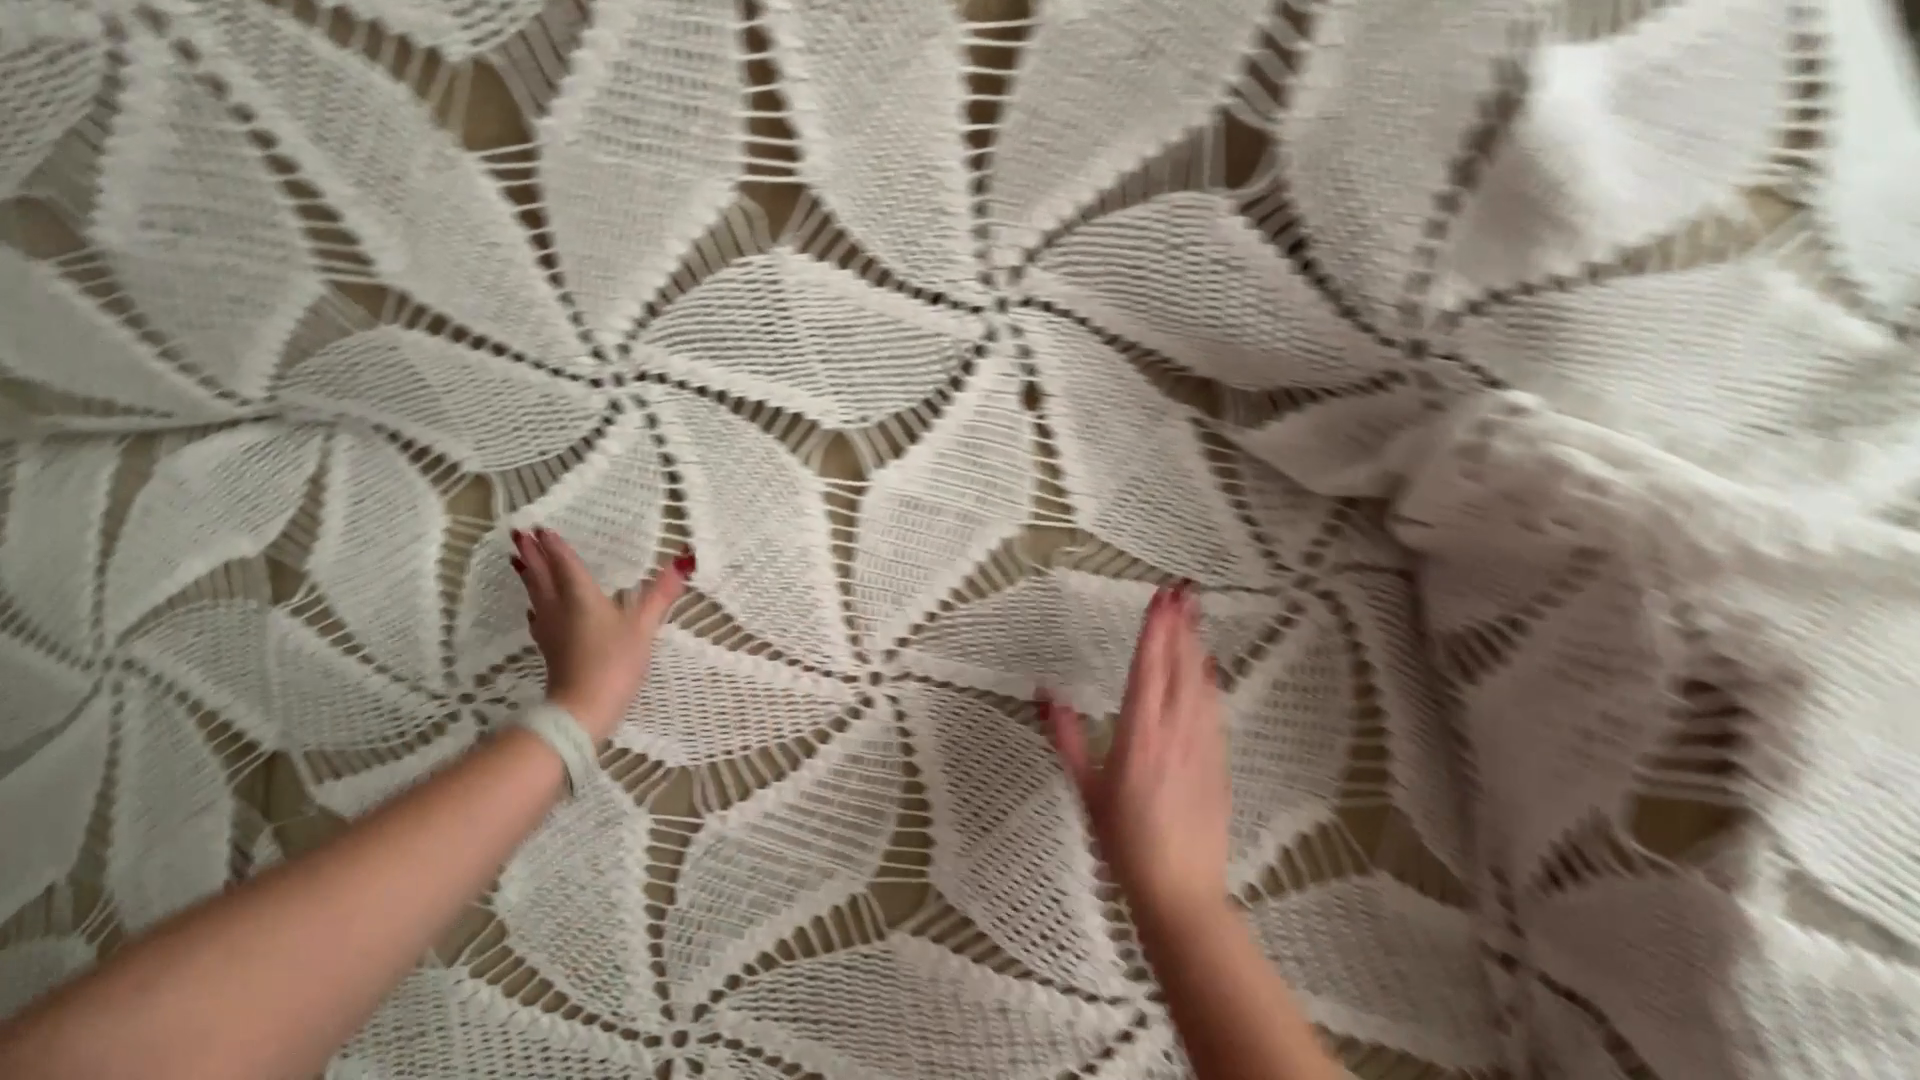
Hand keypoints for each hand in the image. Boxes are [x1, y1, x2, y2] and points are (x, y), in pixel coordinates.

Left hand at [511, 527, 690, 742]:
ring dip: (528, 575)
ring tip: (519, 561)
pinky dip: (535, 604)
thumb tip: (683, 560)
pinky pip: (538, 615)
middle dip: (533, 555)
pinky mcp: (549, 648)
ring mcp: (550, 629)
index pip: (565, 564)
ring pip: (535, 594)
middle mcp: (559, 607)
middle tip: (517, 535)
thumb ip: (661, 593)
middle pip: (542, 576)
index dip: (554, 546)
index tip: (539, 528)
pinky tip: (536, 608)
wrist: (583, 707)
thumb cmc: (614, 662)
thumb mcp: (644, 626)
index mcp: (581, 596)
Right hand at [1044, 583, 1230, 918]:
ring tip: (1194, 614)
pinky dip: (1209, 679)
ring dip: (1196, 644)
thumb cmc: (1124, 842)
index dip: (1156, 628)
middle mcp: (1177, 730)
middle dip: (1181, 624)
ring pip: (1201, 682)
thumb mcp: (1086, 790)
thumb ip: (1066, 737)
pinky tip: (1208, 666)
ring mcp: (1204, 744)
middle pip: (1180, 666)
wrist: (1180, 889)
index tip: (1161, 596)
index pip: (1149, 667)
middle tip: (1183, 588)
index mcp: (1140, 734)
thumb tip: (1045, 693)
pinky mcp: (1220, 760)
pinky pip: (1214, 707)